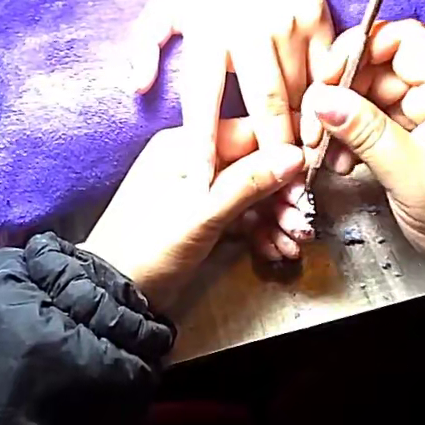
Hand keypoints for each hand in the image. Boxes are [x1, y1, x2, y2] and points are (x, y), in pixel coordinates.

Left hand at [84, 121, 306, 310]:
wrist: (118, 291)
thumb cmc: (148, 246)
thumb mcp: (202, 213)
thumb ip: (247, 182)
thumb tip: (293, 154)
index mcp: (184, 144)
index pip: (246, 134)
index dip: (282, 158)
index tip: (306, 184)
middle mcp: (191, 159)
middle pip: (253, 165)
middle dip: (282, 196)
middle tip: (300, 224)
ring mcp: (196, 188)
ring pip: (250, 192)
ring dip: (276, 218)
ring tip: (291, 244)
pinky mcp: (201, 215)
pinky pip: (240, 213)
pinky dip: (260, 230)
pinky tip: (274, 249)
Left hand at [128, 0, 332, 258]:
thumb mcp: (163, 7)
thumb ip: (145, 48)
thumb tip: (138, 89)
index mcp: (207, 34)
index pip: (203, 101)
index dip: (204, 145)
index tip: (203, 182)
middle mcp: (250, 32)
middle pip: (264, 104)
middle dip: (269, 153)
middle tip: (271, 192)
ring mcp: (289, 27)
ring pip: (300, 94)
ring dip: (302, 137)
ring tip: (300, 174)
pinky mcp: (320, 23)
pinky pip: (328, 74)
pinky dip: (328, 107)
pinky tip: (325, 133)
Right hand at [301, 20, 424, 296]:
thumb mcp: (419, 181)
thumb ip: (369, 135)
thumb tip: (321, 98)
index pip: (404, 39)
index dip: (362, 47)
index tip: (328, 77)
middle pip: (374, 66)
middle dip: (338, 91)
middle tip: (314, 126)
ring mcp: (420, 116)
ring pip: (363, 93)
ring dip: (335, 118)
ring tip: (321, 150)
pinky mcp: (405, 137)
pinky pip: (363, 120)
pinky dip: (343, 136)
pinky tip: (335, 160)